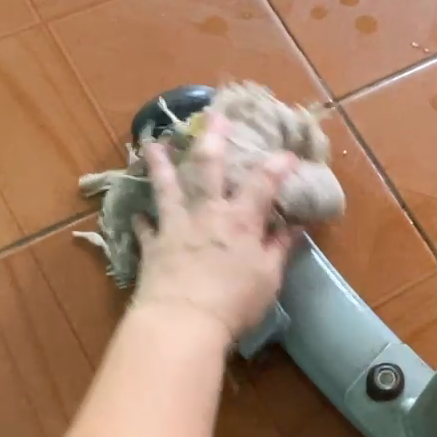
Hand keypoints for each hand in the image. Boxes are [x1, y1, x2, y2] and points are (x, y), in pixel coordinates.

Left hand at [129, 112, 297, 344]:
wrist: (183, 321)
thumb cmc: (235, 301)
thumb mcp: (269, 277)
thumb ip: (280, 248)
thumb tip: (296, 226)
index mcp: (241, 219)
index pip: (263, 182)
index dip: (277, 165)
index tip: (287, 154)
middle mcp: (207, 213)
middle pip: (208, 167)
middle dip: (213, 138)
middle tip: (213, 115)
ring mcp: (176, 226)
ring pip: (168, 186)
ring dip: (161, 163)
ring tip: (153, 143)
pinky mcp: (153, 246)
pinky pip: (146, 227)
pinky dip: (143, 220)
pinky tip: (139, 215)